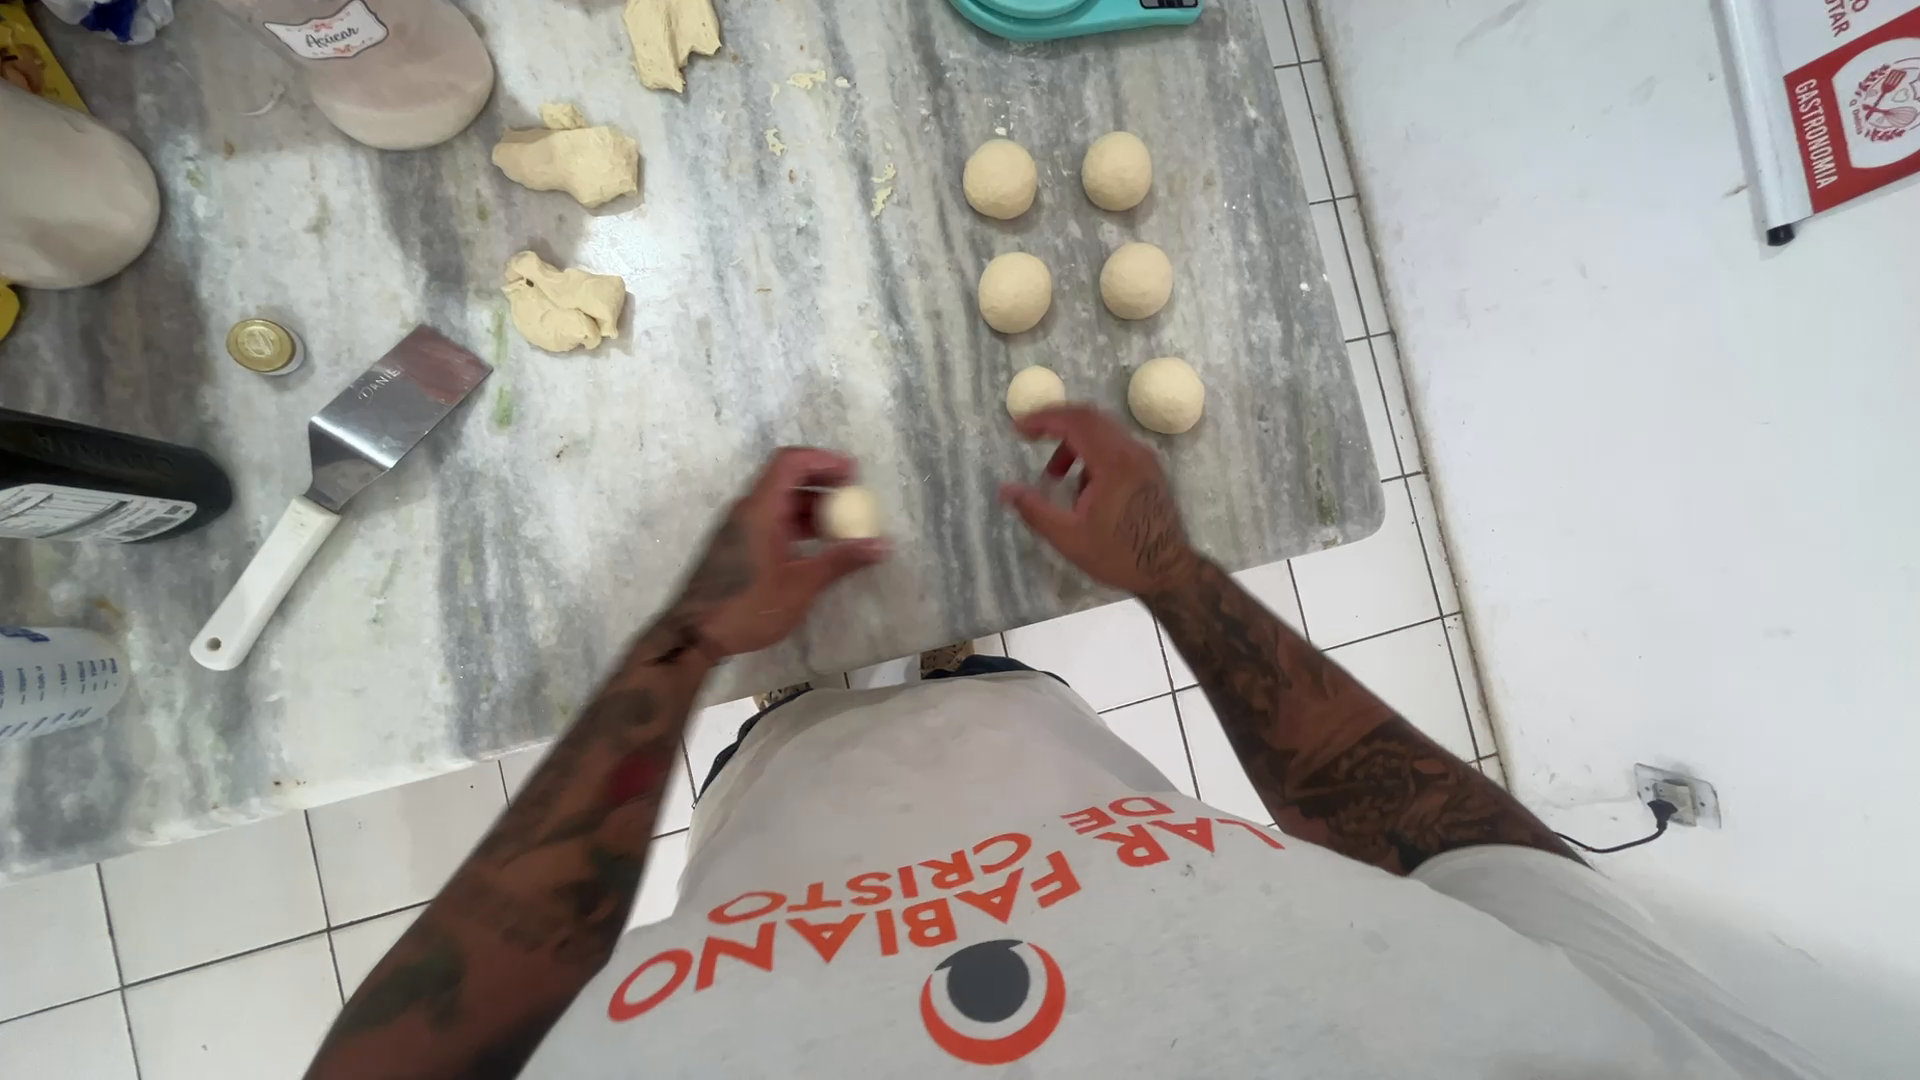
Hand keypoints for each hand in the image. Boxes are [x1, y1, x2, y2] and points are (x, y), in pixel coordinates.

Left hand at [671, 448, 888, 657]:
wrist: (694, 635)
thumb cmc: (747, 606)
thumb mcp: (801, 585)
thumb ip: (841, 560)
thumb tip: (881, 545)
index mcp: (759, 509)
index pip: (791, 462)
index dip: (824, 460)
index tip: (853, 474)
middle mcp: (747, 510)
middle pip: (787, 478)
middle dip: (824, 483)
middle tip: (853, 498)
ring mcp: (739, 528)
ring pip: (780, 502)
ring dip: (812, 506)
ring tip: (842, 525)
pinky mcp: (737, 546)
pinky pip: (772, 520)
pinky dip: (798, 523)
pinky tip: (817, 546)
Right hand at [1000, 405, 1198, 596]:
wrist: (1168, 571)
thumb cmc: (1118, 555)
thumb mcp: (1068, 537)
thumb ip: (1034, 509)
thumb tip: (1005, 490)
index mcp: (1113, 463)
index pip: (1075, 421)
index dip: (1043, 419)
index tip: (1019, 428)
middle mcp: (1132, 451)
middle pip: (1090, 418)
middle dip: (1056, 424)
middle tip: (1030, 436)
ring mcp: (1145, 458)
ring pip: (1103, 430)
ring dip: (1074, 442)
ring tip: (1056, 475)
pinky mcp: (1150, 468)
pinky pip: (1116, 445)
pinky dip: (1091, 452)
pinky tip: (1083, 486)